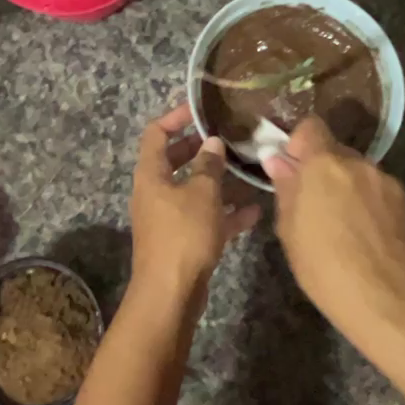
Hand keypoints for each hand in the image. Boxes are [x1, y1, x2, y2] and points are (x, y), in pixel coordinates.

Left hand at [130, 105, 262, 310]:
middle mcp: (155, 191)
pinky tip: (254, 212)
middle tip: (228, 138)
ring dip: (217, 181)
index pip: (156, 132)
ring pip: (193, 189)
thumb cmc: (183, 235)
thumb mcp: (201, 194)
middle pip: (175, 159)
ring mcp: (168, 217)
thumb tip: (212, 142)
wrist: (170, 293)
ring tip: (246, 169)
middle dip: (200, 148)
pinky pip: (204, 218)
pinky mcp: (182, 240)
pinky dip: (224, 213)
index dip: (176, 117)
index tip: (201, 110)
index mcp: (150, 174)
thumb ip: (209, 165)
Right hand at [262, 117, 404, 341]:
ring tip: (342, 222)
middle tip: (313, 201)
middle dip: (323, 168)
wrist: (386, 300)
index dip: (299, 142)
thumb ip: (286, 188)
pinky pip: (377, 190)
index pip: (310, 126)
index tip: (292, 166)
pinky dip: (368, 202)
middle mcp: (357, 162)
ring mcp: (385, 181)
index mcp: (323, 163)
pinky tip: (364, 233)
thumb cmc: (324, 266)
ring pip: (358, 171)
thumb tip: (277, 160)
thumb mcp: (290, 229)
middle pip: (335, 150)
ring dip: (346, 185)